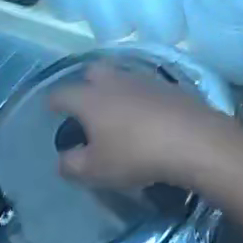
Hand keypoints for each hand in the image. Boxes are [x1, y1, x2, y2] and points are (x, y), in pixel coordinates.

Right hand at [47, 64, 242, 190]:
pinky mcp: (168, 85)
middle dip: (85, 84)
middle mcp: (112, 81)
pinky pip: (145, 86)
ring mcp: (142, 79)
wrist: (192, 139)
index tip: (51, 109)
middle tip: (86, 104)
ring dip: (115, 89)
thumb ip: (72, 165)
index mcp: (89, 98)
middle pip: (92, 72)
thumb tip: (63, 159)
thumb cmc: (135, 154)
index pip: (61, 93)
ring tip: (117, 110)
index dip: (53, 102)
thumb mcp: (96, 170)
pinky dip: (140, 97)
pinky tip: (146, 114)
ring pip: (121, 75)